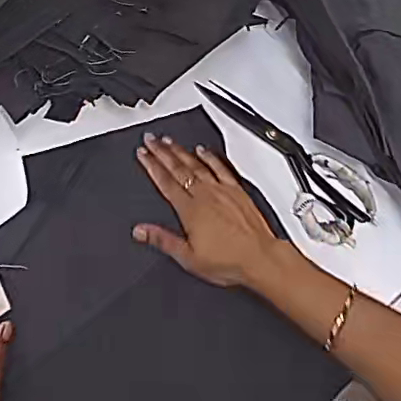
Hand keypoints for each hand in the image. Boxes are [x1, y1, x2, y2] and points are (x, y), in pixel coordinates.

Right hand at [134, 133, 289, 287]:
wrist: (260, 258)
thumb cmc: (228, 261)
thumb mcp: (188, 257)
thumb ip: (162, 240)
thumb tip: (140, 231)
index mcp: (190, 210)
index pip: (165, 182)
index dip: (151, 166)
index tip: (143, 154)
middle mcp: (205, 196)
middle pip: (178, 168)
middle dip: (161, 152)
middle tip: (151, 139)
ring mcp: (222, 191)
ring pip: (196, 164)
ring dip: (181, 151)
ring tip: (169, 140)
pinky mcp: (237, 191)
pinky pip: (220, 168)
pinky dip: (210, 157)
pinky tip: (203, 150)